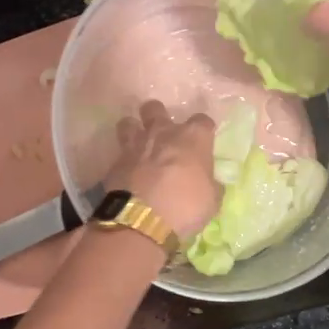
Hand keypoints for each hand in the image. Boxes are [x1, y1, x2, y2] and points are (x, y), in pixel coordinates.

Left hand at [104, 101, 219, 239]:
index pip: (202, 121)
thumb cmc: (186, 206)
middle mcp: (163, 132)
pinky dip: (124, 160)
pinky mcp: (116, 162)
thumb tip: (210, 183)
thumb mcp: (212, 200)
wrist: (143, 220)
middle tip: (163, 135)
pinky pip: (119, 153)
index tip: (204, 143)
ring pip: (129, 122)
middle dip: (158, 116)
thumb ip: (211, 185)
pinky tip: (127, 173)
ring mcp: (136, 145)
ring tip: (139, 146)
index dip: (203, 131)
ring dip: (133, 131)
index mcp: (193, 137)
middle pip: (156, 108)